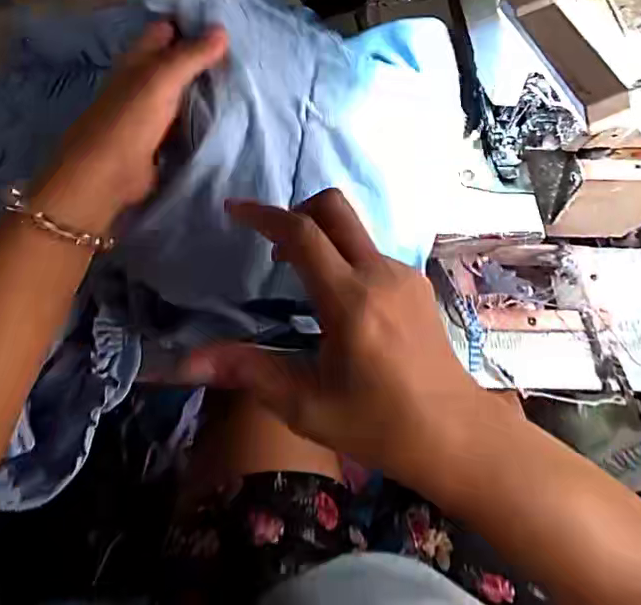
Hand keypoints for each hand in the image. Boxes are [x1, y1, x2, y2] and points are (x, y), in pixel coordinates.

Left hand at [32, 20, 227, 233]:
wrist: (107, 176)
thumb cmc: (130, 119)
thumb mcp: (163, 78)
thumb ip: (192, 54)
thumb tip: (222, 30)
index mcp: (140, 58)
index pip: (168, 29)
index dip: (193, 23)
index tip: (229, 23)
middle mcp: (145, 79)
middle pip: (179, 59)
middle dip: (208, 56)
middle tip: (246, 53)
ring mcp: (154, 109)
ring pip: (186, 89)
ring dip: (209, 86)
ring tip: (246, 78)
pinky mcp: (163, 136)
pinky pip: (189, 117)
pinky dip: (206, 113)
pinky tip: (231, 110)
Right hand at [178, 189, 511, 486]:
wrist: (454, 432)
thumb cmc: (378, 424)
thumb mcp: (307, 406)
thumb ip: (248, 372)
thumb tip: (186, 362)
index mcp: (350, 301)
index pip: (302, 234)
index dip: (264, 215)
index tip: (234, 210)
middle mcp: (379, 273)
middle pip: (334, 207)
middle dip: (296, 211)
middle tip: (273, 247)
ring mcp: (403, 273)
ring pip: (353, 229)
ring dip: (321, 237)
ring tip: (300, 283)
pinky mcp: (415, 280)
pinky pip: (370, 251)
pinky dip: (344, 257)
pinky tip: (339, 302)